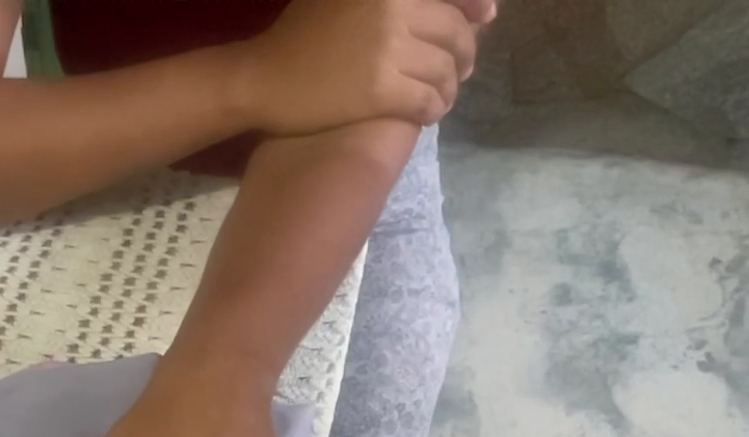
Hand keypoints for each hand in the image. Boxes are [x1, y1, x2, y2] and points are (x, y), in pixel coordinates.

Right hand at [232, 0, 494, 132]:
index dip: (476, 5)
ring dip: (450, 86)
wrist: (261, 78)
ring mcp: (389, 49)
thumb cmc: (293, 36)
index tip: (487, 17)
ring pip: (444, 69)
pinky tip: (431, 114)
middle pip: (453, 32)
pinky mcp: (380, 90)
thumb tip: (423, 5)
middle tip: (463, 69)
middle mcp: (397, 8)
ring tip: (444, 96)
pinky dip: (434, 108)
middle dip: (465, 52)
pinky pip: (425, 99)